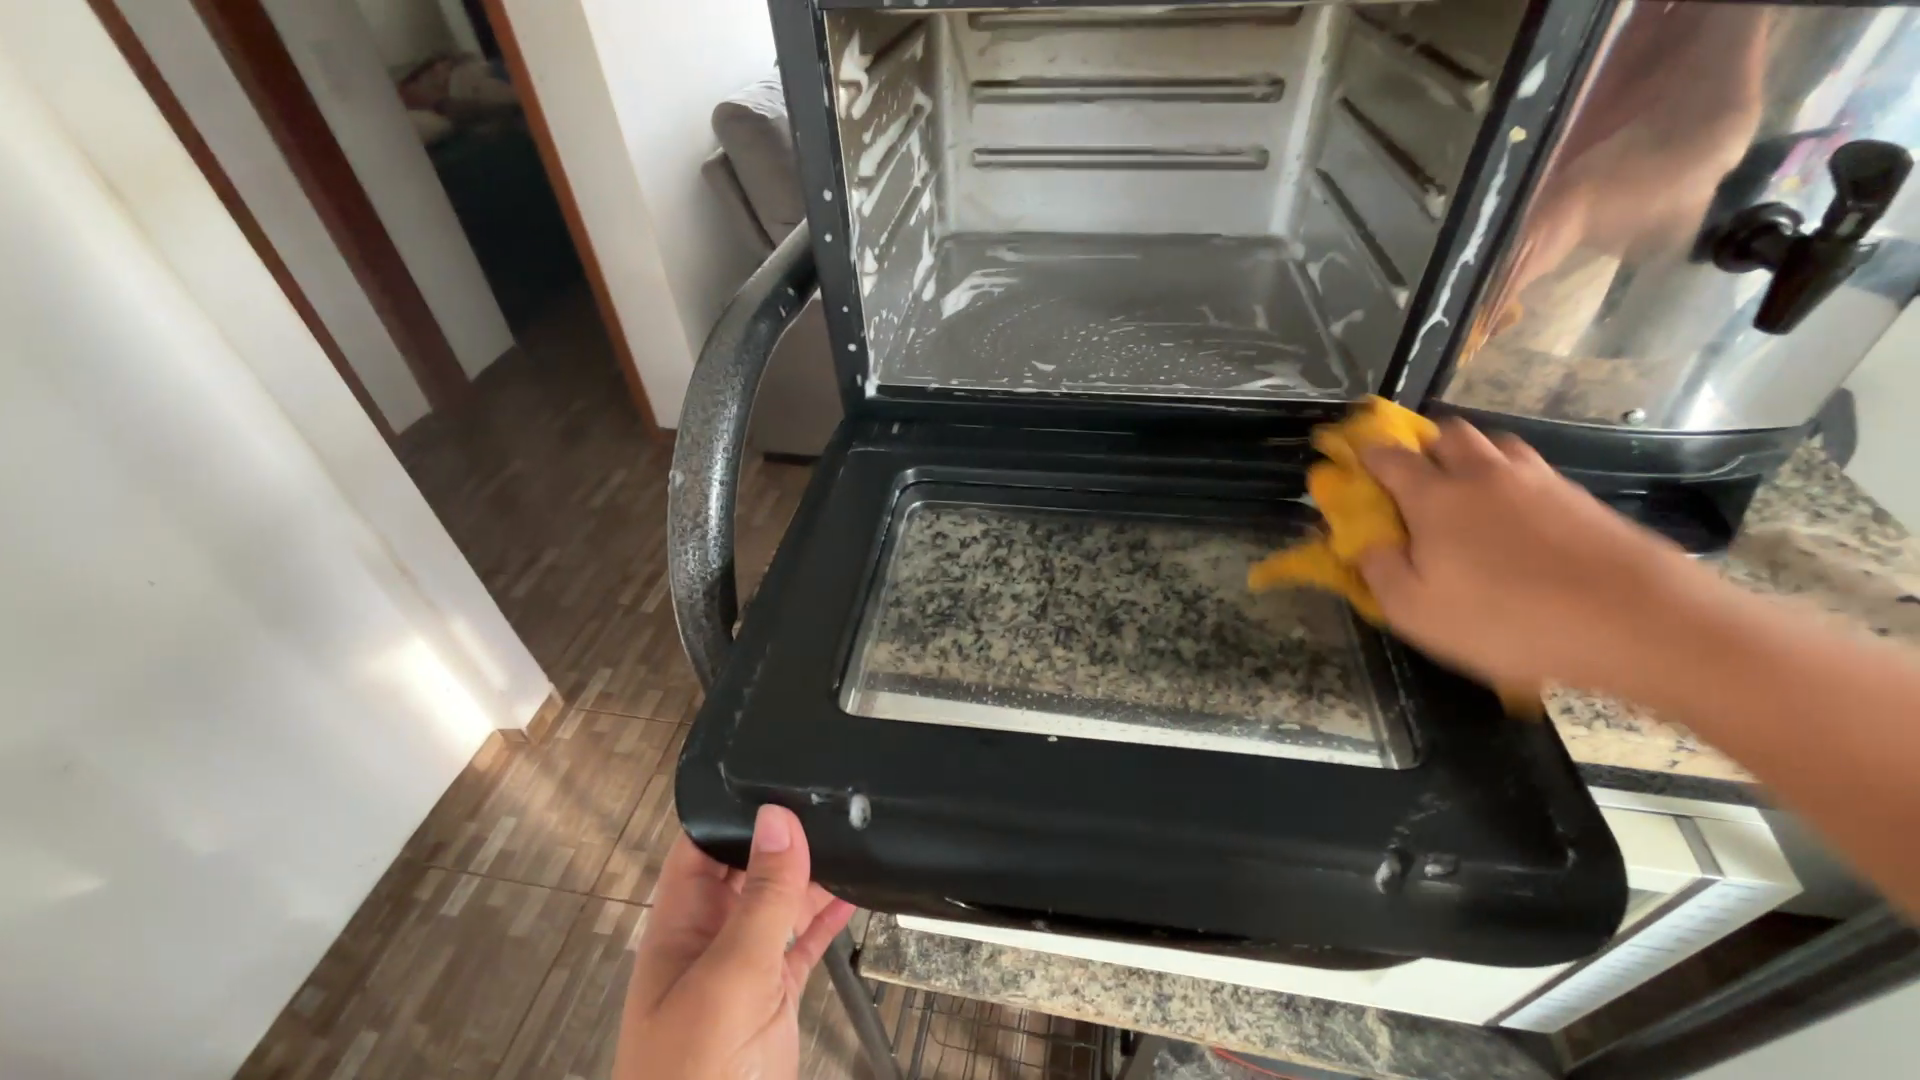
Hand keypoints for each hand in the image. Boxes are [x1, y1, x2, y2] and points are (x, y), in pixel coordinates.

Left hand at [615, 806, 855, 1079]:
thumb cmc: (695, 1072)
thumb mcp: (728, 976)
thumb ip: (759, 898)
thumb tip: (778, 819)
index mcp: (678, 925)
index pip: (702, 847)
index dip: (736, 812)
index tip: (783, 778)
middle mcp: (710, 938)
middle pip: (747, 870)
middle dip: (785, 838)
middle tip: (835, 801)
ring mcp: (745, 969)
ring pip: (781, 905)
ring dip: (812, 876)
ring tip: (854, 836)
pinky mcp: (776, 996)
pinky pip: (804, 944)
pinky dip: (828, 919)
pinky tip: (856, 894)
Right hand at [1355, 420, 1715, 692]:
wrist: (1636, 620)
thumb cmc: (1507, 619)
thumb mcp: (1416, 611)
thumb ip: (1379, 571)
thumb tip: (1366, 544)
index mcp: (1434, 497)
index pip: (1389, 458)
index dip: (1367, 457)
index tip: (1355, 464)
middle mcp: (1482, 475)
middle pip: (1447, 434)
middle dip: (1423, 445)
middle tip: (1414, 476)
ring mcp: (1537, 481)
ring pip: (1495, 445)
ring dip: (1472, 456)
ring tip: (1467, 491)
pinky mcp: (1579, 499)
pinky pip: (1533, 472)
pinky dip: (1513, 481)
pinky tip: (1516, 517)